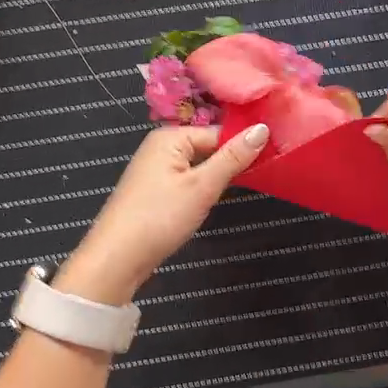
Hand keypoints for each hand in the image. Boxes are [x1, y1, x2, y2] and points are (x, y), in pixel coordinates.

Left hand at [55, 123, 269, 305]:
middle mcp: (160, 146)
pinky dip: (200, 190)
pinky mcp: (153, 191)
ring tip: (240, 190)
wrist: (116, 260)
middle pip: (208, 147)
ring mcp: (154, 170)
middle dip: (229, 163)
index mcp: (169, 136)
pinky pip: (186, 180)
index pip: (218, 132)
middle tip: (259, 178)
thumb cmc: (160, 217)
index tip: (271, 160)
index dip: (242, 147)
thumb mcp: (202, 186)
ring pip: (198, 166)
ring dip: (215, 179)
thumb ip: (233, 157)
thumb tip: (263, 127)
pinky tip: (210, 203)